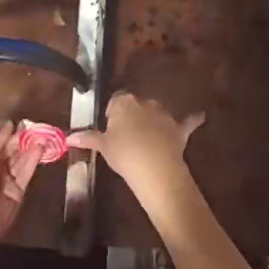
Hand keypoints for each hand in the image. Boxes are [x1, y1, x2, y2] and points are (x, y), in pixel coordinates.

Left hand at [0, 122, 43, 254]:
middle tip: (41, 127)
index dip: (13, 132)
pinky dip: (34, 160)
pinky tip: (41, 148)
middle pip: (13, 150)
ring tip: (45, 135)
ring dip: (33, 148)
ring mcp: (9, 179)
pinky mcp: (19, 191)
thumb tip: (9, 124)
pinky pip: (28, 172)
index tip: (26, 122)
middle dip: (25, 139)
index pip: (1, 142)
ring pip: (23, 159)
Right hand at [66, 93, 203, 188]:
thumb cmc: (123, 154)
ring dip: (153, 120)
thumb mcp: (102, 147)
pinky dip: (192, 119)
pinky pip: (187, 121)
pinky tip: (200, 116)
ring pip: (157, 112)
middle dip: (133, 116)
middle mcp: (145, 103)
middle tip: (126, 135)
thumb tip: (68, 137)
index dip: (113, 112)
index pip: (116, 100)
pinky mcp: (179, 128)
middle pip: (137, 105)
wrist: (154, 168)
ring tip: (147, 138)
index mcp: (124, 104)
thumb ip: (88, 138)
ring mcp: (164, 115)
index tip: (111, 127)